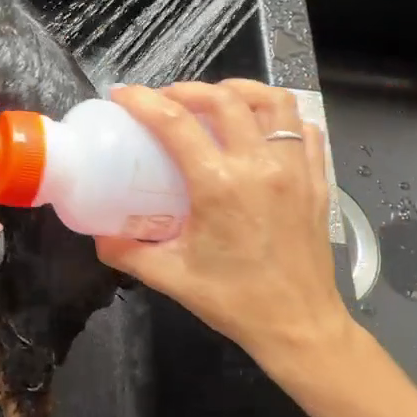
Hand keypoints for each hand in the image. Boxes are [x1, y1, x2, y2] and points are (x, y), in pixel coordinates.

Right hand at [93, 80, 352, 366]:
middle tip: (165, 100)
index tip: (123, 96)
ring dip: (239, 92)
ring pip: (273, 102)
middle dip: (188, 89)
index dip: (143, 101)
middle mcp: (260, 167)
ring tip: (215, 101)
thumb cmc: (233, 301)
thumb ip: (125, 252)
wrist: (299, 326)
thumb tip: (98, 234)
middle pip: (224, 100)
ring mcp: (296, 170)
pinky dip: (278, 118)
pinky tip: (258, 130)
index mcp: (219, 186)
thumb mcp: (168, 277)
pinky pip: (303, 128)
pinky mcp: (317, 180)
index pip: (176, 123)